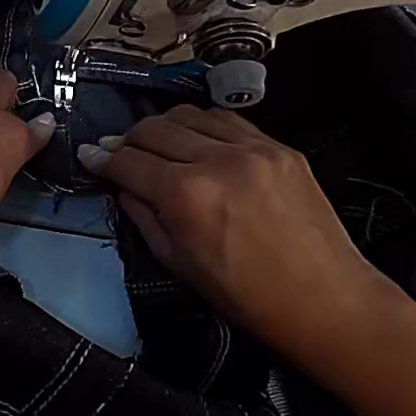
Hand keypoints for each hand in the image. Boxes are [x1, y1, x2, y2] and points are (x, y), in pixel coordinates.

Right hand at [77, 106, 398, 366]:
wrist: (327, 301)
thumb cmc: (247, 297)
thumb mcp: (180, 265)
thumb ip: (143, 216)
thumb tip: (122, 185)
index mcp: (187, 196)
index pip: (130, 161)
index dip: (102, 158)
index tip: (88, 155)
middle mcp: (217, 160)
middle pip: (155, 128)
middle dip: (128, 138)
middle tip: (118, 151)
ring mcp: (253, 148)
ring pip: (190, 114)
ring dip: (164, 126)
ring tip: (156, 142)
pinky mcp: (280, 146)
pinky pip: (228, 121)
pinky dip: (203, 126)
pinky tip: (198, 140)